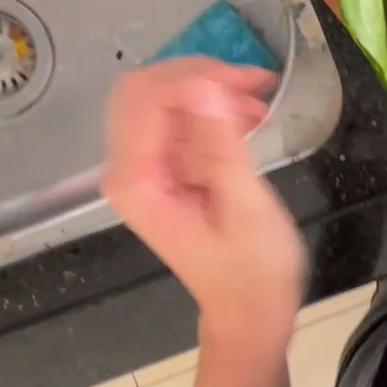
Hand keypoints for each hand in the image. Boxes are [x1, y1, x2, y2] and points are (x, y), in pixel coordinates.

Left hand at [102, 58, 305, 344]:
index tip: (254, 82)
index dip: (199, 77)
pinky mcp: (163, 172)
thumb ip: (223, 146)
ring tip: (259, 103)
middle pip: (142, 89)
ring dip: (208, 89)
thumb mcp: (247, 207)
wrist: (248, 311)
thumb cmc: (253, 269)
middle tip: (256, 83)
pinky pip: (174, 121)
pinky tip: (246, 119)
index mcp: (139, 180)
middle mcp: (128, 169)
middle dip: (200, 75)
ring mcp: (143, 170)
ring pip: (157, 99)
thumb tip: (209, 89)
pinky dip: (209, 109)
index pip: (149, 98)